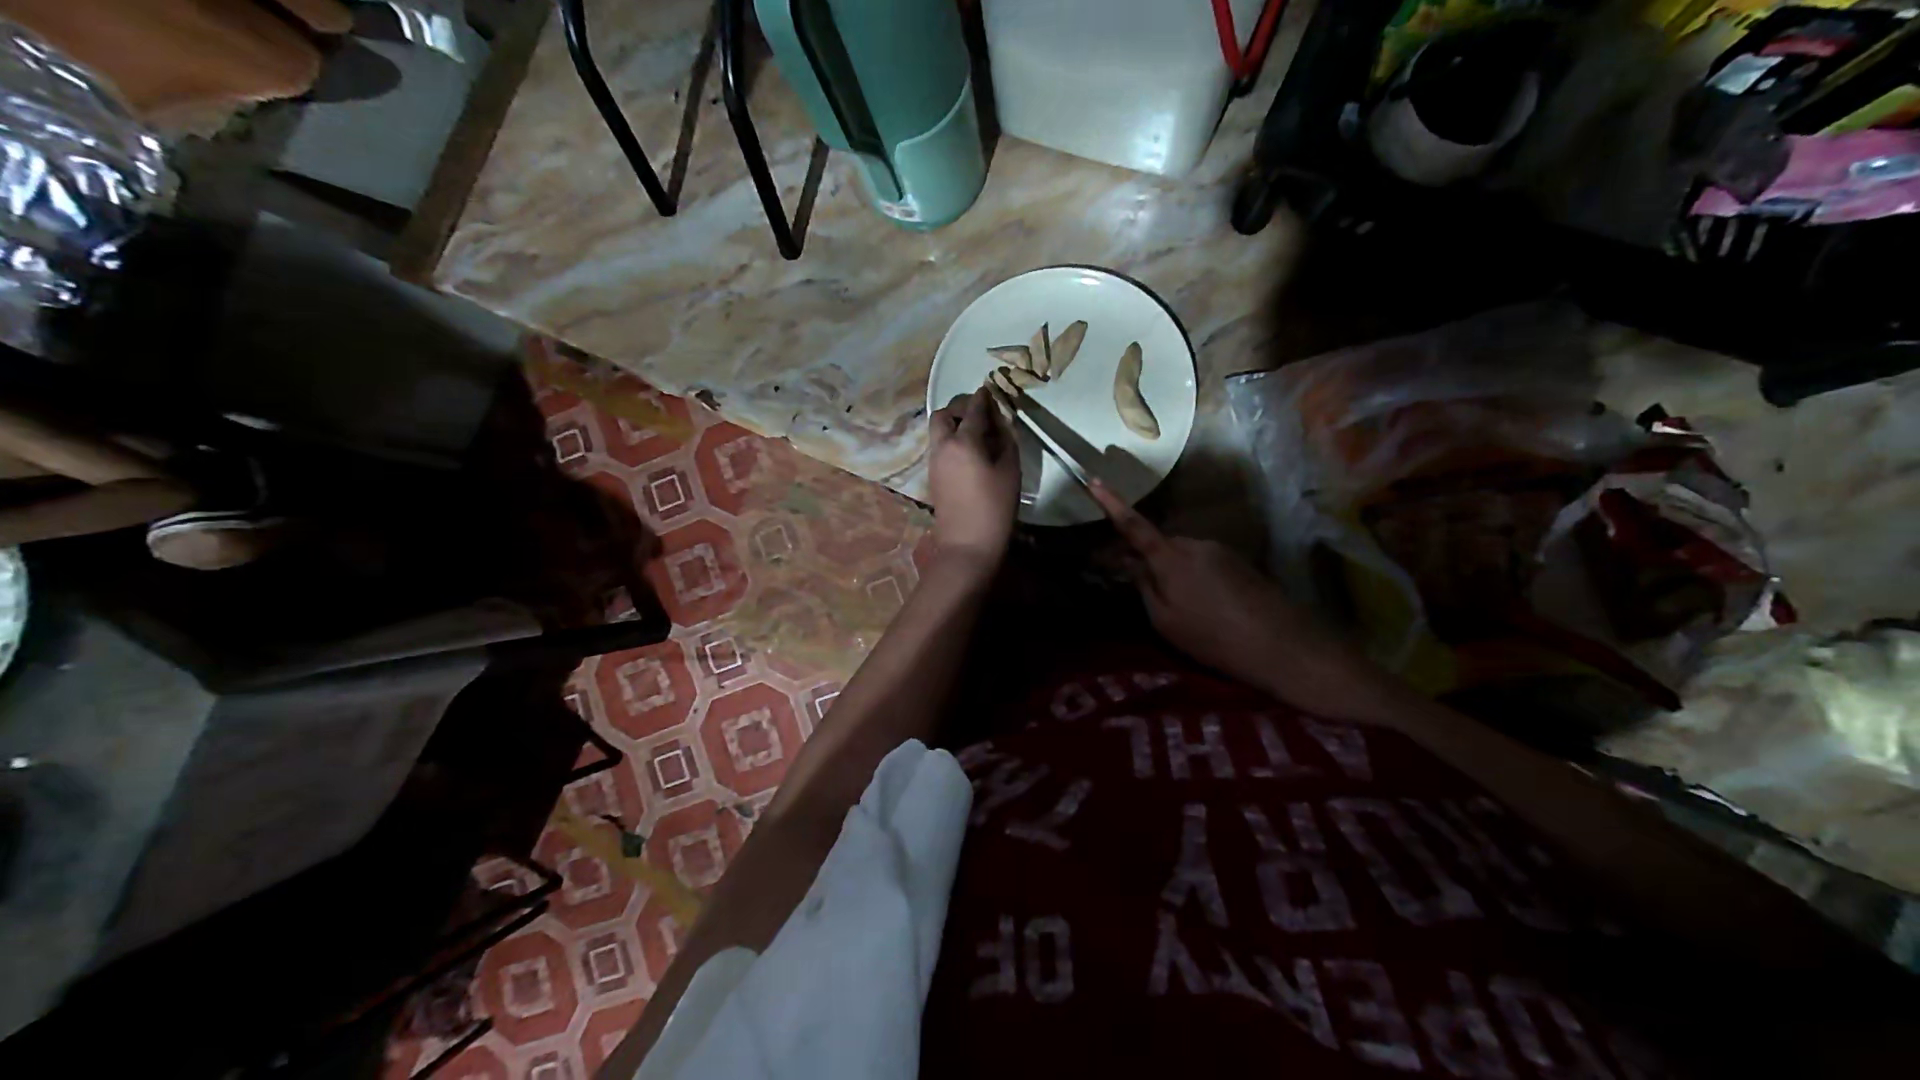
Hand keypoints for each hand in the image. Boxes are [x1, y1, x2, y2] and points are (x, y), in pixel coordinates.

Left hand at [927, 388, 1019, 571]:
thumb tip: (999, 424)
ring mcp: (933, 461)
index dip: (984, 398)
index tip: (991, 390)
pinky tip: (969, 451)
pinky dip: (950, 439)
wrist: (967, 544)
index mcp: (963, 441)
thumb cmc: (995, 508)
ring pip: (938, 431)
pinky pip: (938, 446)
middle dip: (960, 407)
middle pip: (944, 414)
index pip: (973, 409)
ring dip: (953, 424)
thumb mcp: (1010, 471)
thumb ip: (1005, 441)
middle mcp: (942, 446)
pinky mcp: (932, 476)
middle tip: (980, 413)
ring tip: (976, 433)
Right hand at [1089, 480, 1389, 719]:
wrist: (1282, 645)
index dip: (1111, 504)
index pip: (1133, 526)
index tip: (1094, 480)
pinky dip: (1197, 580)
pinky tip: (1208, 609)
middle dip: (1147, 559)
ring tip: (1184, 610)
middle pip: (1160, 544)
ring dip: (1175, 573)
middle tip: (1140, 589)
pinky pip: (1205, 563)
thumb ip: (1144, 587)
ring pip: (1183, 555)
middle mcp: (1195, 544)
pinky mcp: (1240, 562)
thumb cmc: (1213, 637)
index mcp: (1171, 558)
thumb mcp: (1165, 620)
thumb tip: (1131, 563)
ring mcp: (1221, 551)